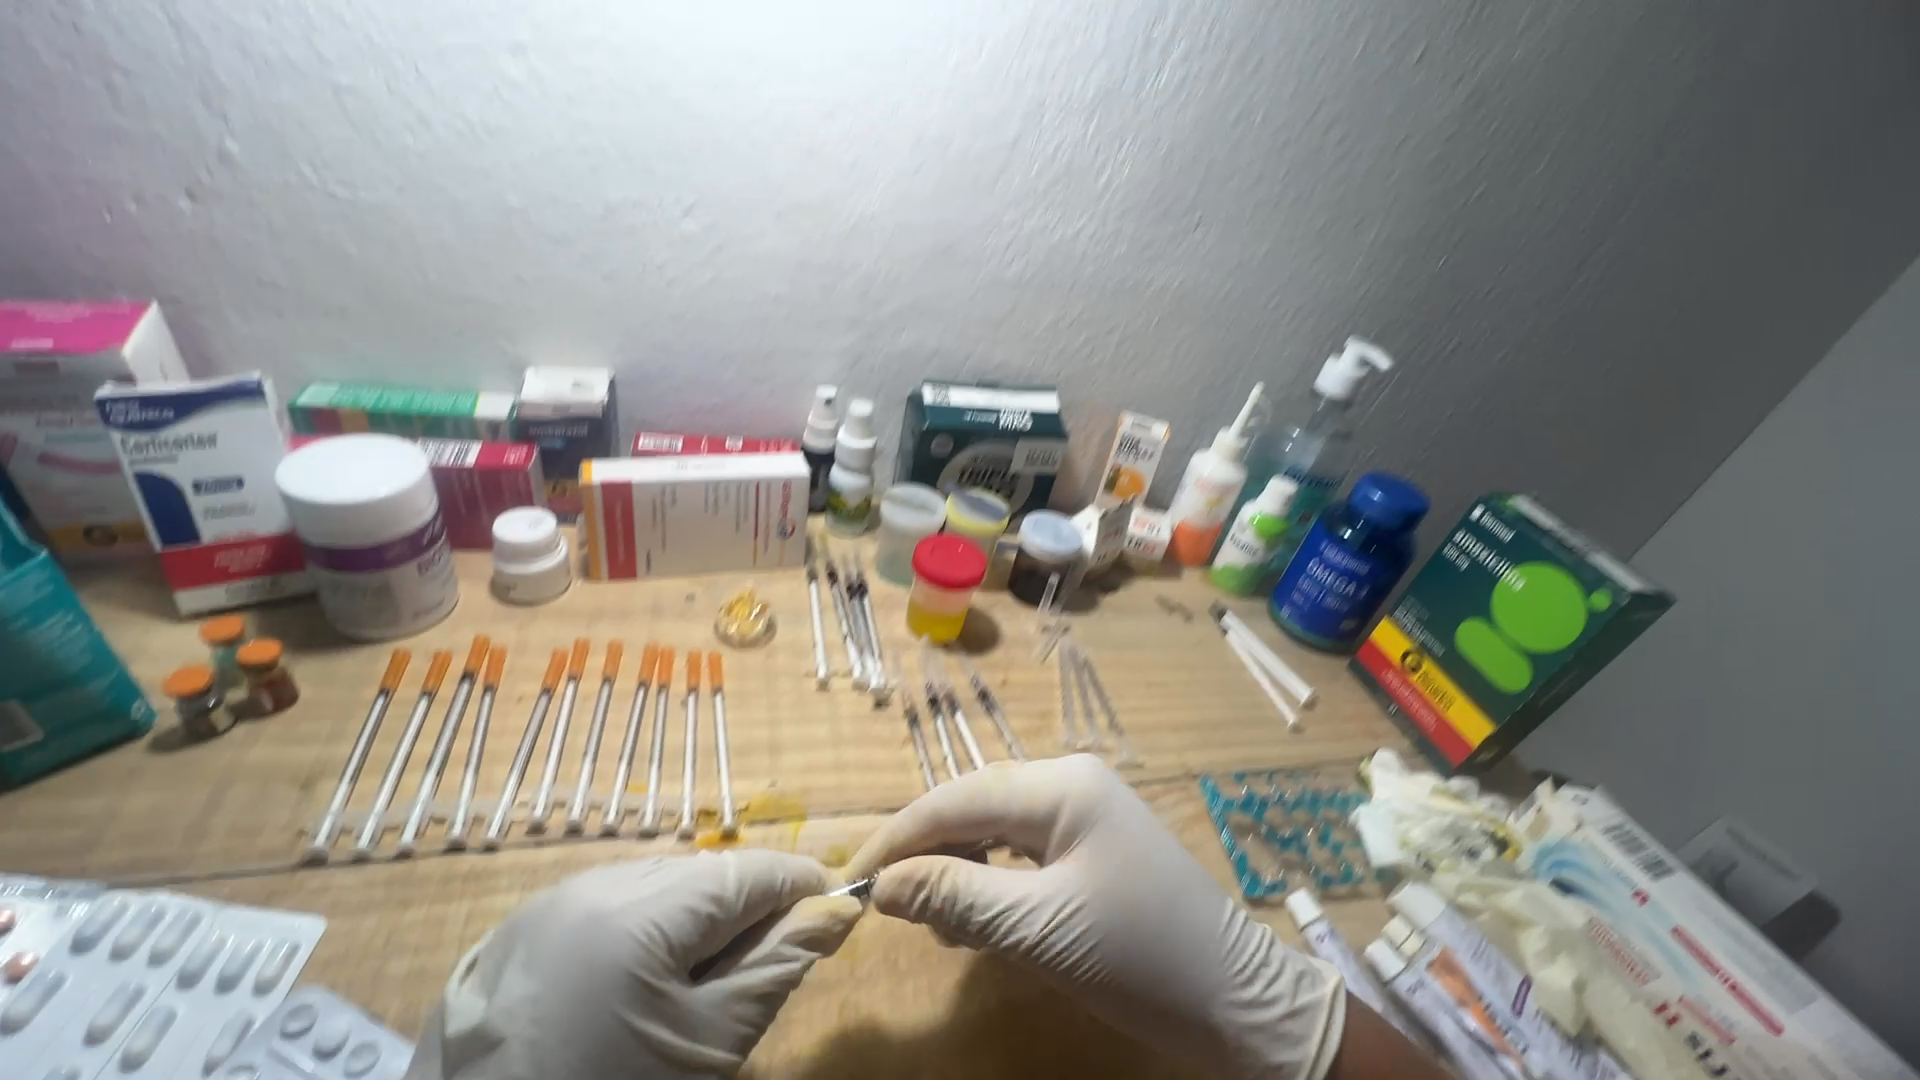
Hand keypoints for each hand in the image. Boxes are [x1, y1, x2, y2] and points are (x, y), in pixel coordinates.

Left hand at [404, 851, 860, 1079]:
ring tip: (700, 979)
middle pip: (703, 873)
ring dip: (697, 915)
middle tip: (764, 962)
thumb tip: (837, 909)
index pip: (749, 871)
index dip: (799, 884)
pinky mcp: (520, 928)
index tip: (834, 908)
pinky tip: (639, 981)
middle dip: (746, 906)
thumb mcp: (709, 1046)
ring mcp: (549, 902)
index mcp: (640, 911)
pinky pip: (609, 903)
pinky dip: (645, 926)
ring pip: (658, 883)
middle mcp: (593, 885)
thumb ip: (779, 965)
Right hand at [847, 755, 1346, 1079]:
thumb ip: (954, 898)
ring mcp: (1083, 813)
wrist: (1240, 1003)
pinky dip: (992, 885)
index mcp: (1061, 785)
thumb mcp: (1038, 931)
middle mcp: (1069, 783)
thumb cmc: (1141, 958)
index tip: (849, 878)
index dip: (899, 838)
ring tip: (946, 927)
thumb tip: (881, 883)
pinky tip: (983, 921)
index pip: (957, 799)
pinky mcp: (1090, 846)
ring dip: (960, 874)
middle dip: (930, 857)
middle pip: (973, 809)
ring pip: (993, 831)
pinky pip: (1021, 854)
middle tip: (894, 911)